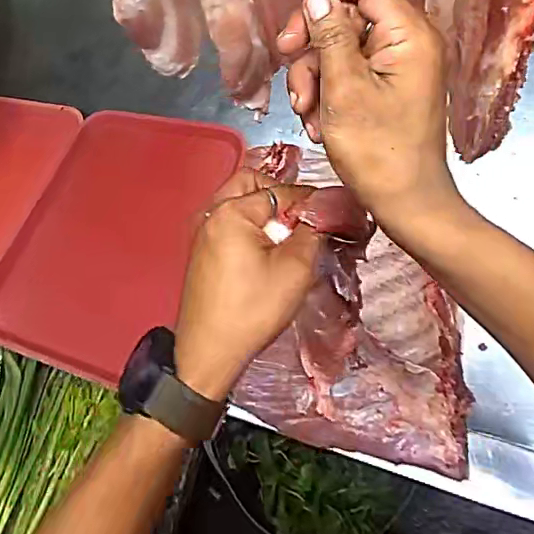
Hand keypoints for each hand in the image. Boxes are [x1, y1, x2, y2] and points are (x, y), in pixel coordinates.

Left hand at [174, 170, 324, 400]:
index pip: (280, 191)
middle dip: (280, 194)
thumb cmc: (252, 310)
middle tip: (302, 219)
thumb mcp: (295, 270)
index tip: (332, 212)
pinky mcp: (201, 248)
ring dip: (263, 207)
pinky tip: (266, 248)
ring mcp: (202, 230)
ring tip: (286, 234)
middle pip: (251, 183)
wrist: (209, 350)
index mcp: (231, 212)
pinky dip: (248, 223)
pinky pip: (228, 219)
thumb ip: (312, 232)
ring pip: (237, 199)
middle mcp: (211, 213)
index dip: (310, 200)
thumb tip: (323, 211)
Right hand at [274, 0, 460, 233]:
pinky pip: (345, 71)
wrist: (405, 202)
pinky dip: (324, 89)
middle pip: (347, 15)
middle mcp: (407, 43)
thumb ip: (331, 35)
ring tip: (307, 109)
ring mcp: (396, 67)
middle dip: (312, 38)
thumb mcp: (344, 88)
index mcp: (409, 35)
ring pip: (339, 46)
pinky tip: (318, 118)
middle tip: (287, 55)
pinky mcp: (384, 87)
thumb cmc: (380, 151)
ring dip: (313, 73)